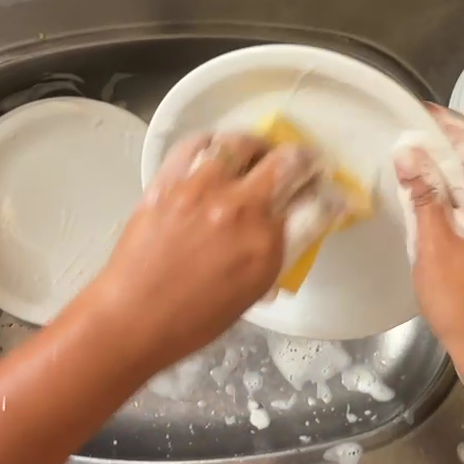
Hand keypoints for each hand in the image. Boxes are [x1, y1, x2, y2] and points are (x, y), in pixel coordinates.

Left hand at [75, 132, 319, 370]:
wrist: (132, 317)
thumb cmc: (193, 320)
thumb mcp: (251, 291)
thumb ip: (276, 254)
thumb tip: (287, 228)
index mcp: (266, 246)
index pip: (317, 207)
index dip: (331, 196)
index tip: (330, 193)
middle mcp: (240, 210)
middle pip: (289, 163)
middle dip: (304, 161)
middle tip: (302, 163)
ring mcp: (201, 189)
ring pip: (242, 144)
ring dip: (258, 147)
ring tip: (258, 153)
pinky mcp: (168, 181)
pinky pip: (195, 144)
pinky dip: (212, 143)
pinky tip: (216, 151)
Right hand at [394, 104, 463, 358]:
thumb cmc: (459, 296)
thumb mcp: (434, 243)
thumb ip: (423, 194)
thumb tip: (407, 151)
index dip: (445, 121)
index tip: (412, 109)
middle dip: (439, 136)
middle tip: (399, 127)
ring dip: (438, 158)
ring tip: (402, 150)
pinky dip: (442, 181)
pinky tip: (417, 186)